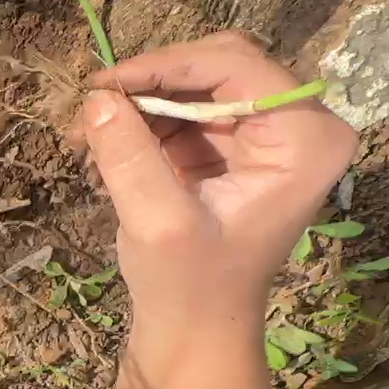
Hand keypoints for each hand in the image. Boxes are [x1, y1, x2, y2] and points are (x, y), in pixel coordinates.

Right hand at [74, 31, 357, 329]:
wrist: (193, 324)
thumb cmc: (187, 282)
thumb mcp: (157, 221)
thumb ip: (129, 157)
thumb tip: (94, 99)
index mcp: (304, 140)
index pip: (237, 67)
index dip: (166, 65)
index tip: (100, 85)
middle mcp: (294, 126)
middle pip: (217, 67)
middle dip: (149, 83)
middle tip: (90, 108)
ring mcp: (260, 137)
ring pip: (193, 86)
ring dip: (136, 104)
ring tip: (84, 135)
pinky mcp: (227, 150)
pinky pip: (180, 114)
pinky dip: (137, 124)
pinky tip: (102, 150)